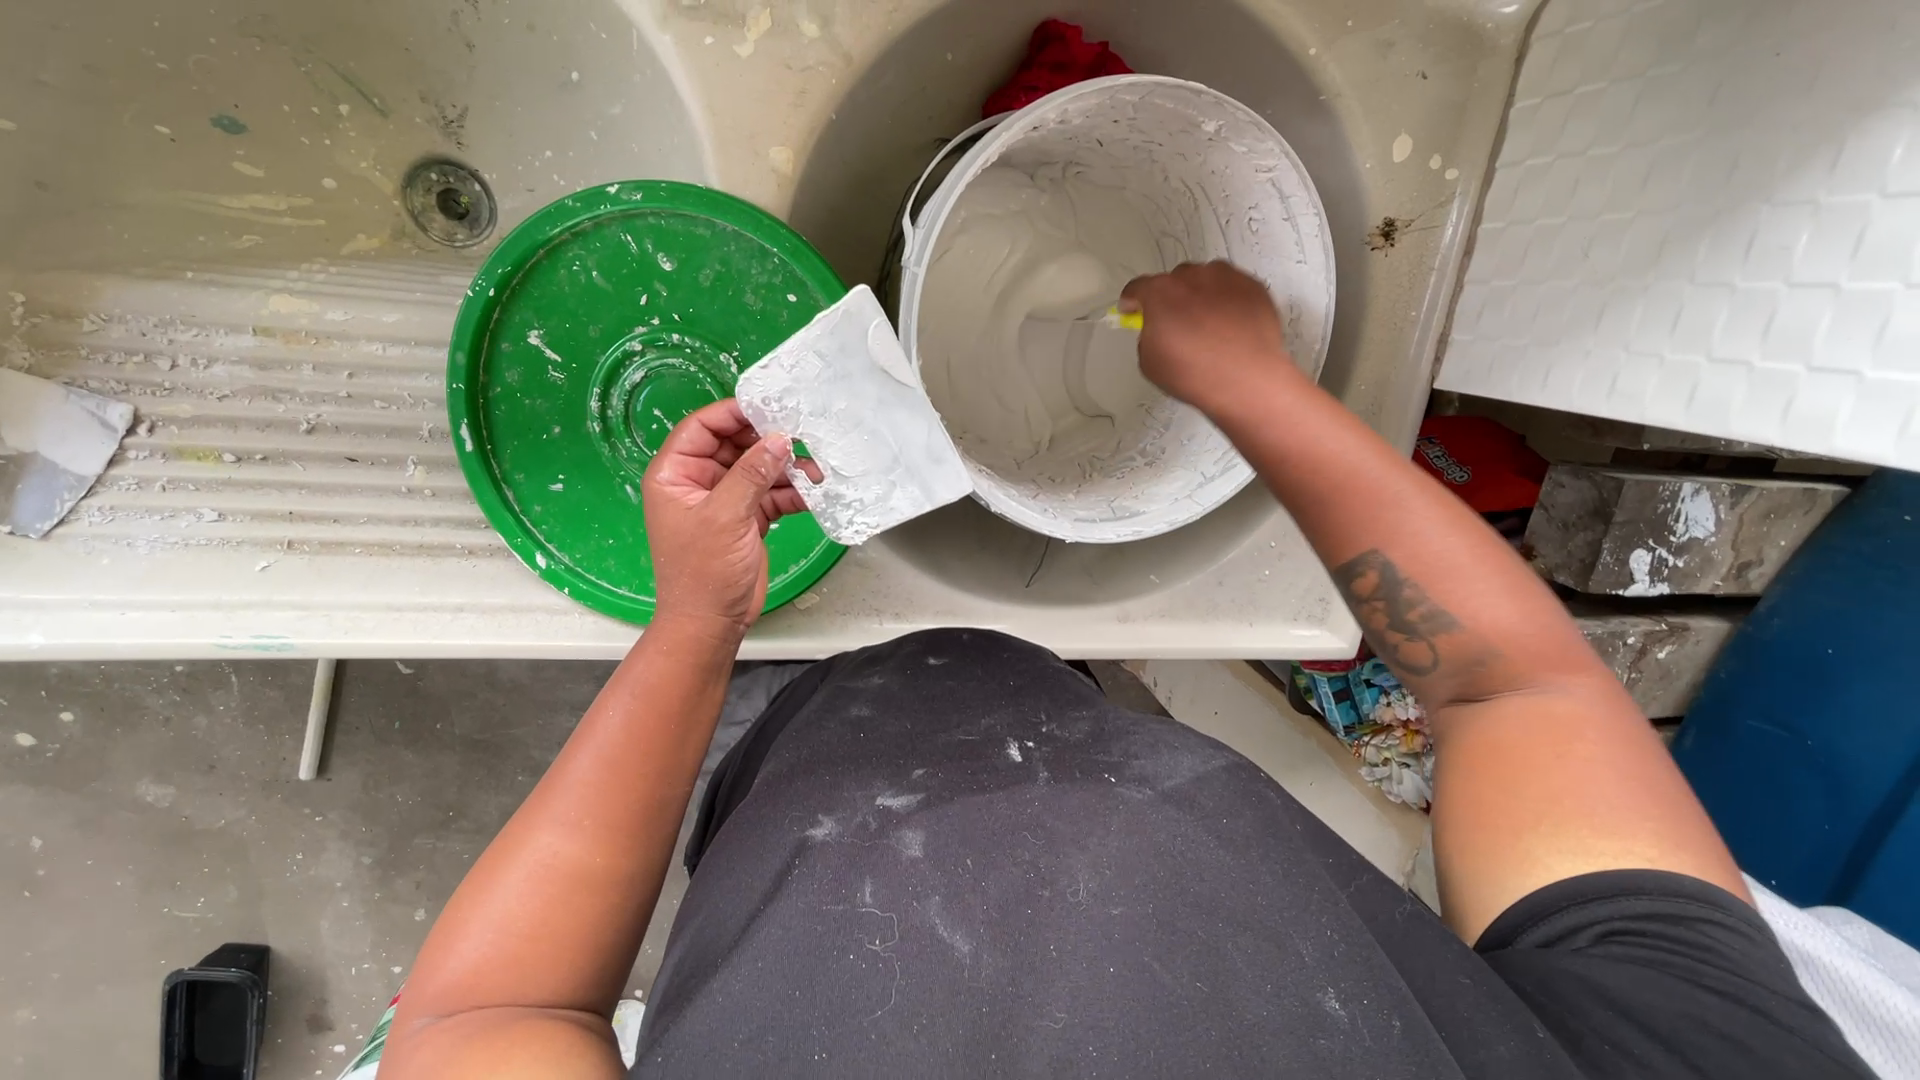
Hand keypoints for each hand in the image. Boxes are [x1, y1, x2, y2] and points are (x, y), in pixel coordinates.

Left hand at [642, 400, 811, 638]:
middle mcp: (698, 481)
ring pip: (758, 469)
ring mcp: (725, 500)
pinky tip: (813, 492)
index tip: (770, 407)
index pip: (703, 428)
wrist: (712, 623)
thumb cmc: (703, 571)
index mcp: (675, 474)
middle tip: (802, 435)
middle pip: (735, 444)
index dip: (735, 414)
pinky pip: (771, 493)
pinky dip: (791, 492)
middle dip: (768, 442)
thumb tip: (780, 439)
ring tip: (815, 470)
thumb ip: (752, 474)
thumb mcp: (726, 517)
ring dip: (786, 469)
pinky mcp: (747, 517)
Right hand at [1120, 261, 1302, 418]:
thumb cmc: (1195, 373)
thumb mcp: (1149, 362)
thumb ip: (1147, 336)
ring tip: (1207, 325)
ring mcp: (1226, 278)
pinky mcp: (1252, 287)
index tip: (1133, 310)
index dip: (1132, 301)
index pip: (1137, 288)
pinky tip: (1229, 326)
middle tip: (1176, 324)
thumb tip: (1156, 330)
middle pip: (1174, 280)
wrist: (1245, 379)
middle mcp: (1193, 277)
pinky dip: (1227, 300)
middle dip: (1171, 298)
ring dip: (1200, 295)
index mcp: (1161, 293)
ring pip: (1205, 279)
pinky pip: (1232, 287)